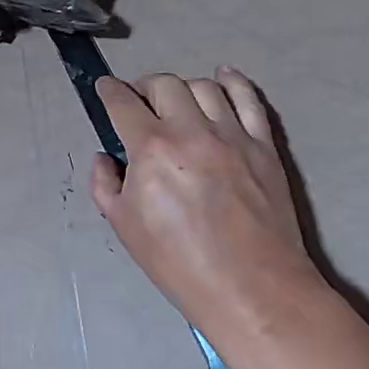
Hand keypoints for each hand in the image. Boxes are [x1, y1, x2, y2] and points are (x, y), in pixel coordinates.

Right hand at [90, 68, 322, 332]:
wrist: (254, 292)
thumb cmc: (179, 262)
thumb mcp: (122, 225)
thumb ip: (104, 183)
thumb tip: (106, 158)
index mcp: (151, 148)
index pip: (122, 102)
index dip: (109, 90)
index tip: (106, 88)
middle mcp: (190, 131)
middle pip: (164, 83)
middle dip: (145, 86)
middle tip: (141, 102)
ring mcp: (231, 136)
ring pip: (203, 86)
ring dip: (183, 88)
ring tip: (178, 103)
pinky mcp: (263, 147)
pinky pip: (249, 100)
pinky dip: (234, 82)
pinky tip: (223, 76)